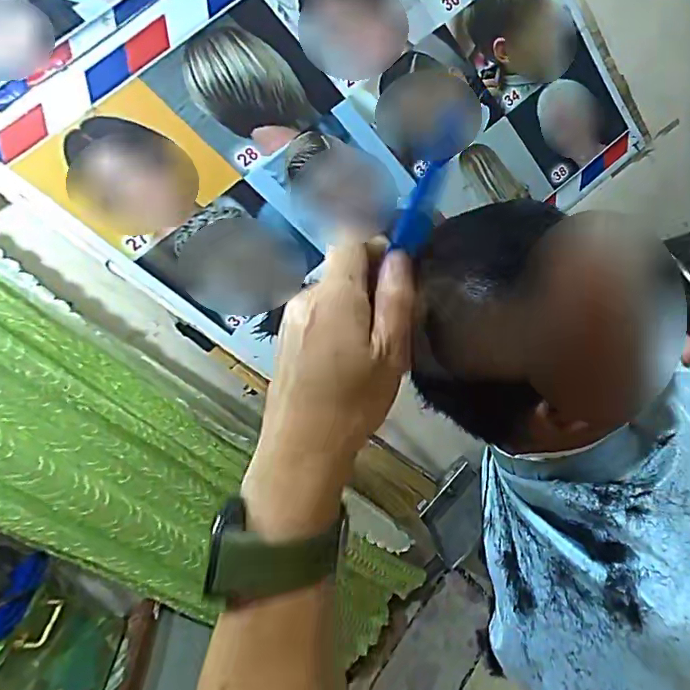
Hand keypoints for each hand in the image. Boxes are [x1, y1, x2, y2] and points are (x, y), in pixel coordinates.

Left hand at [244, 233, 414, 539]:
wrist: (302, 447)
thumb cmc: (355, 399)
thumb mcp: (391, 350)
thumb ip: (396, 297)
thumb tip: (400, 254)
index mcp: (334, 295)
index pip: (352, 242)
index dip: (380, 247)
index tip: (403, 271)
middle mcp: (306, 296)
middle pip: (343, 266)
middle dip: (372, 278)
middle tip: (398, 314)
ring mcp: (291, 316)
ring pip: (333, 289)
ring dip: (357, 300)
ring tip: (376, 339)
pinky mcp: (286, 335)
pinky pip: (320, 309)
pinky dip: (341, 316)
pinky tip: (350, 352)